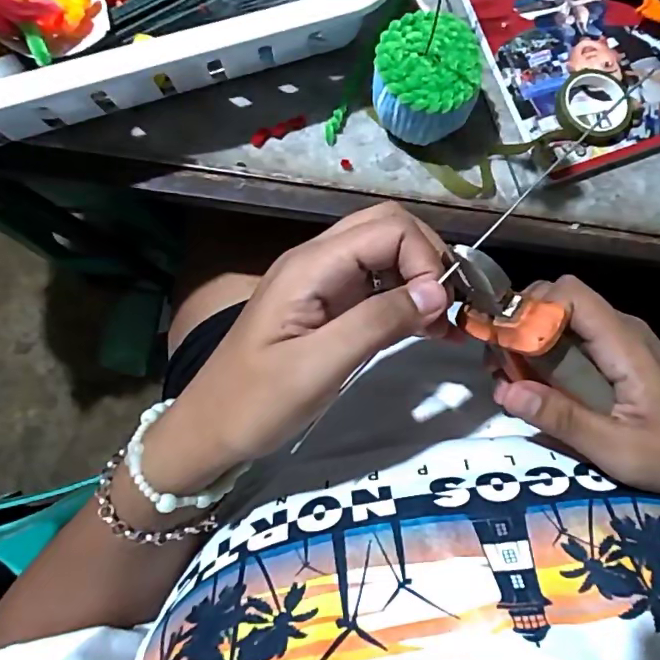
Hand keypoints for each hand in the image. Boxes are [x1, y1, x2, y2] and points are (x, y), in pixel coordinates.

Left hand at [151, 203, 451, 486]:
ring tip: (446, 324)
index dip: (425, 260)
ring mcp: (325, 282)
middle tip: (449, 310)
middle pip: (390, 229)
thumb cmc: (256, 402)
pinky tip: (429, 329)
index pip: (389, 229)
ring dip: (423, 280)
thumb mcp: (319, 366)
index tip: (440, 309)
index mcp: (312, 266)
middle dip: (430, 261)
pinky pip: (380, 285)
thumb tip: (438, 292)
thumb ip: (378, 322)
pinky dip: (410, 300)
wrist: (210, 430)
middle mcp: (320, 261)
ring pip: (388, 254)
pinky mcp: (331, 306)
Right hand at [491, 276, 659, 512]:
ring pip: (563, 315)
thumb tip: (505, 391)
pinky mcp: (616, 354)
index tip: (507, 346)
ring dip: (530, 338)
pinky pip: (574, 336)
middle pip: (560, 297)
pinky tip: (533, 383)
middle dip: (523, 322)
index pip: (570, 292)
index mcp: (625, 343)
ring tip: (508, 377)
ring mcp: (620, 339)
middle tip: (500, 364)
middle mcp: (621, 329)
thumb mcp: (614, 448)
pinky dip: (546, 351)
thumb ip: (561, 418)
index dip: (532, 309)